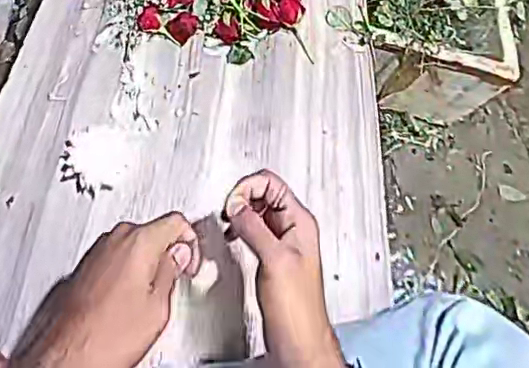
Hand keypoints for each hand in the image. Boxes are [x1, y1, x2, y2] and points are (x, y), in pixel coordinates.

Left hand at [11, 213, 198, 367]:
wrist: (63, 358)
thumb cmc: (103, 338)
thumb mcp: (157, 309)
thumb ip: (172, 272)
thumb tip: (177, 257)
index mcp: (139, 240)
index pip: (177, 221)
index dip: (191, 242)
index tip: (191, 261)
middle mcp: (117, 237)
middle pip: (154, 232)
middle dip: (165, 254)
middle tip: (172, 281)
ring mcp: (98, 250)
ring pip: (133, 245)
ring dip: (143, 264)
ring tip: (145, 298)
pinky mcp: (84, 265)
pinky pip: (114, 257)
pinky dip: (123, 271)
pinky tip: (123, 300)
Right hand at [224, 171, 343, 367]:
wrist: (300, 346)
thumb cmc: (297, 310)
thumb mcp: (273, 260)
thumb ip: (254, 228)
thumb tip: (237, 204)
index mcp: (299, 221)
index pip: (272, 183)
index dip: (249, 187)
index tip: (232, 202)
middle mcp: (293, 228)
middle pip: (265, 193)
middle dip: (243, 197)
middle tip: (227, 211)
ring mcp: (283, 243)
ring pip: (258, 211)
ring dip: (241, 212)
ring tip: (228, 222)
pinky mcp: (273, 258)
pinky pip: (255, 230)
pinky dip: (241, 228)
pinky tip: (234, 236)